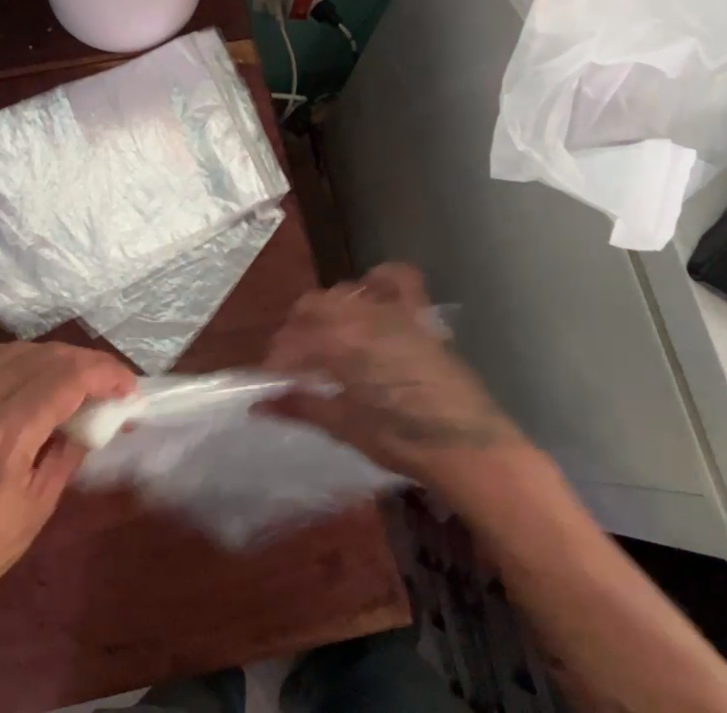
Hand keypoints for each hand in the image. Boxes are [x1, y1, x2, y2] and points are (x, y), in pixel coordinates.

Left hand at [0, 342, 136, 660]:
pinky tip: (27, 377)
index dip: (106, 374)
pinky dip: (14, 358)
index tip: (130, 388)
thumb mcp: (37, 506)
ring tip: (73, 382)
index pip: (67, 378)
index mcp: (7, 434)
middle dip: (85, 364)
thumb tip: (97, 420)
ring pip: (13, 350)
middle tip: (110, 387)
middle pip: (44, 356)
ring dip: (52, 358)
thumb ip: (68, 453)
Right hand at [265, 264, 528, 488]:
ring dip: (327, 312)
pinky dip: (377, 281)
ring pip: (346, 293)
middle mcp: (362, 316)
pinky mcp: (419, 317)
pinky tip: (369, 296)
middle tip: (294, 364)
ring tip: (326, 341)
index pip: (292, 343)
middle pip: (312, 307)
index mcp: (339, 343)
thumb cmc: (401, 441)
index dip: (276, 362)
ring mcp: (393, 311)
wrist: (467, 446)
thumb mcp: (344, 426)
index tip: (272, 382)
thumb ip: (300, 406)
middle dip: (296, 332)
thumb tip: (259, 405)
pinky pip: (396, 280)